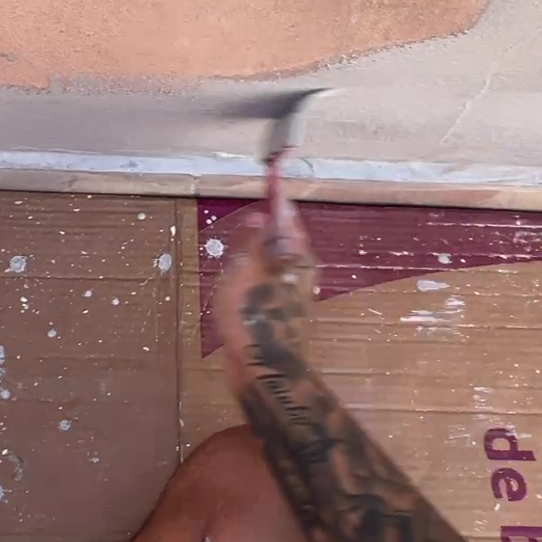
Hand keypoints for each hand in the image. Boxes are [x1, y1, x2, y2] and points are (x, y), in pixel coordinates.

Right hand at [212, 209, 316, 397]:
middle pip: (286, 235)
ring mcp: (290, 292)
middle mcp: (298, 271)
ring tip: (250, 225)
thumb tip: (262, 215)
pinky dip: (257, 262)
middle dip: (274, 215)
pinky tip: (243, 266)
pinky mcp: (278, 309)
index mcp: (295, 256)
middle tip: (264, 193)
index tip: (274, 171)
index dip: (277, 193)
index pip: (286, 215)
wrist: (263, 370)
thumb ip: (251, 242)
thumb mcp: (245, 271)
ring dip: (264, 240)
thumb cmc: (253, 315)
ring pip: (277, 256)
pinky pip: (267, 274)